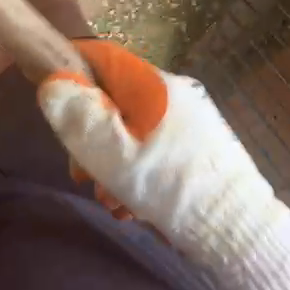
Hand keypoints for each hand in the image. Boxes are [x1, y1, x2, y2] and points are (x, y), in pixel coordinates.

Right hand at [38, 41, 289, 289]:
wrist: (240, 232)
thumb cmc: (170, 189)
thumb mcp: (114, 157)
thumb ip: (79, 118)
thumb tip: (51, 83)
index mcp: (154, 86)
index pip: (103, 57)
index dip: (71, 70)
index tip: (50, 98)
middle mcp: (174, 95)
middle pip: (116, 100)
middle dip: (91, 138)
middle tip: (81, 176)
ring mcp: (190, 122)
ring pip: (134, 130)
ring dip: (113, 165)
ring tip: (110, 204)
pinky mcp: (200, 149)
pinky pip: (156, 150)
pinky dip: (138, 173)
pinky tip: (134, 208)